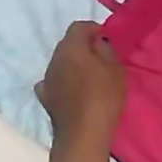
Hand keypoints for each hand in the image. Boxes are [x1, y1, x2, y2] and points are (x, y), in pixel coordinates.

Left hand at [37, 21, 125, 150]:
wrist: (83, 134)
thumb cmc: (103, 97)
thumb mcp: (115, 69)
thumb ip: (105, 49)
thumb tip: (97, 42)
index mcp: (71, 47)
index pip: (79, 26)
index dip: (94, 29)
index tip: (107, 40)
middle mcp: (55, 58)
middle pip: (68, 44)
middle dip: (83, 47)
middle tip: (102, 59)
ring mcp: (47, 78)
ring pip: (61, 63)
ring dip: (73, 65)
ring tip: (90, 77)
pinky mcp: (45, 97)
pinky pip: (54, 81)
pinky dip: (63, 81)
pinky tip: (72, 90)